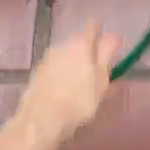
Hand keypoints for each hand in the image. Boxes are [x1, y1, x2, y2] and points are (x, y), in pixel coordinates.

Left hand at [13, 22, 119, 144]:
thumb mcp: (101, 79)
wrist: (40, 123)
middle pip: (78, 40)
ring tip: (79, 85)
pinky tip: (63, 92)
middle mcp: (62, 45)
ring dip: (73, 63)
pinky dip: (60, 74)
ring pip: (65, 54)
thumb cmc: (78, 101)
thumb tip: (113, 35)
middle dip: (87, 51)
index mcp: (80, 43)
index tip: (107, 51)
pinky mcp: (36, 74)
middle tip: (95, 72)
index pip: (93, 26)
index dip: (101, 35)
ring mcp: (46, 59)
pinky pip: (54, 68)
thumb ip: (107, 54)